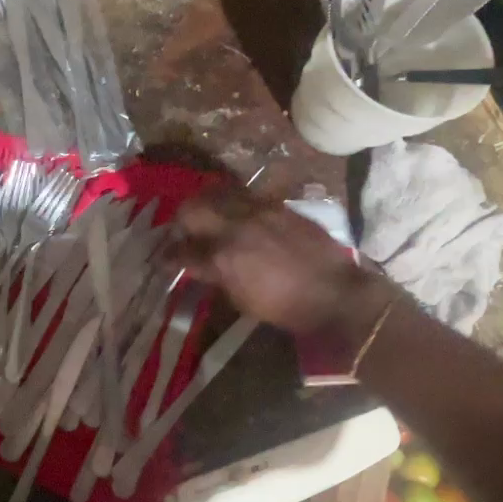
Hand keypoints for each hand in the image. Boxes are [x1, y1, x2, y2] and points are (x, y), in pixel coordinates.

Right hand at [174, 187, 391, 342]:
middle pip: (191, 210)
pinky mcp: (277, 205)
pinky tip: (234, 212)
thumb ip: (218, 278)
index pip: (181, 252)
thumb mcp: (243, 301)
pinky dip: (232, 201)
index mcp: (222, 259)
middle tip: (184, 232)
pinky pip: (244, 194)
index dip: (168, 257)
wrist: (337, 294)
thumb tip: (205, 268)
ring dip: (205, 204)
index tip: (164, 260)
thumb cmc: (288, 308)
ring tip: (207, 215)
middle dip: (181, 221)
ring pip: (216, 193)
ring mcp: (257, 212)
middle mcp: (234, 228)